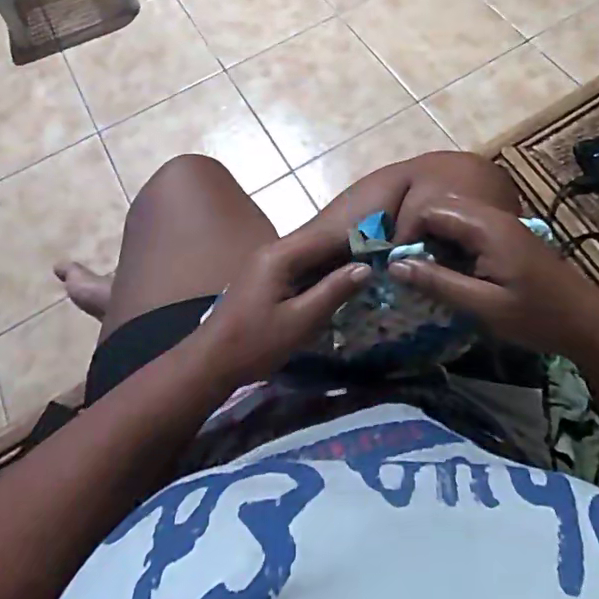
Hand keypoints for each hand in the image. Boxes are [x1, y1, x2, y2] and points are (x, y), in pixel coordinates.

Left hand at [190, 226, 368, 387]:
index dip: (360, 240)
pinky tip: (339, 285)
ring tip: (369, 271)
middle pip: (320, 241)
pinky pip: (301, 266)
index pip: (329, 236)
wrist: (210, 362)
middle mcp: (274, 250)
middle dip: (351, 249)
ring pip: (312, 254)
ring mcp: (268, 262)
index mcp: (281, 255)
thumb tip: (366, 267)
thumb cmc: (255, 343)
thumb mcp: (300, 321)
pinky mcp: (266, 276)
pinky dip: (321, 272)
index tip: (388, 247)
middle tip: (383, 260)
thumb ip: (333, 291)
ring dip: (337, 261)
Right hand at [389, 197, 598, 356]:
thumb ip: (438, 283)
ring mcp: (502, 224)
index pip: (431, 210)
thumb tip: (394, 265)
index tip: (397, 264)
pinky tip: (450, 272)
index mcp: (486, 227)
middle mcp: (493, 217)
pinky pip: (468, 229)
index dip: (408, 233)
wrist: (587, 322)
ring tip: (425, 272)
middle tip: (408, 269)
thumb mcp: (484, 306)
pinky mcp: (507, 236)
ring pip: (454, 218)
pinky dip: (452, 245)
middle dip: (419, 235)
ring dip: (435, 241)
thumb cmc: (537, 317)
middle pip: (441, 209)